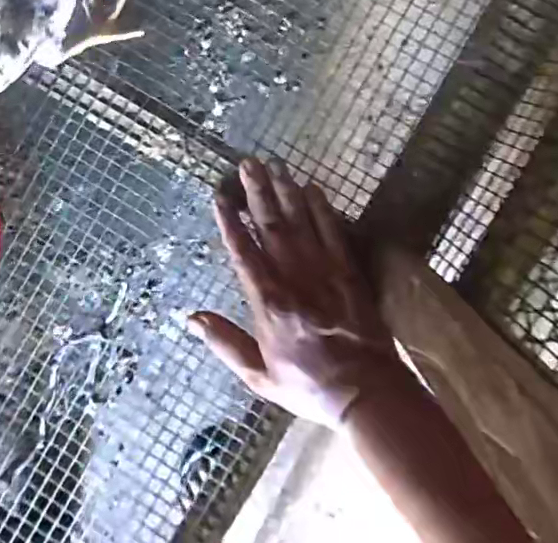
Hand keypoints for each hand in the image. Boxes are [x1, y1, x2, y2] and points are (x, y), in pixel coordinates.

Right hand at [190, 160, 403, 428]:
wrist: (368, 393)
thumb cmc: (309, 386)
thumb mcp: (259, 376)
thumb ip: (225, 343)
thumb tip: (189, 318)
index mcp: (268, 301)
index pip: (243, 251)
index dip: (230, 221)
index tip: (220, 195)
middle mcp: (293, 277)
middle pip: (271, 225)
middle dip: (257, 191)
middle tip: (248, 163)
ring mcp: (323, 270)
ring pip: (300, 221)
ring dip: (286, 190)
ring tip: (275, 164)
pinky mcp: (348, 271)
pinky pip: (333, 231)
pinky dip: (322, 208)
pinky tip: (313, 188)